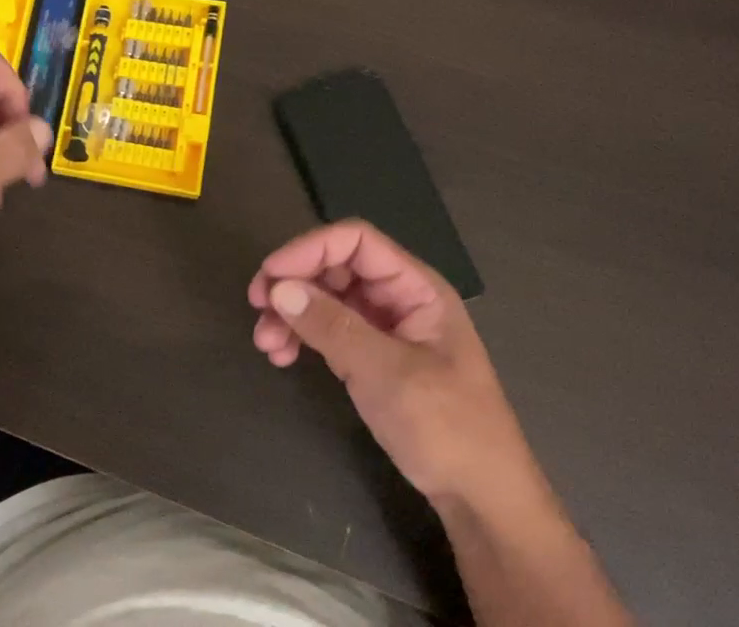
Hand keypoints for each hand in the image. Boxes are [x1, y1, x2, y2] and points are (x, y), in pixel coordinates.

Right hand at [248, 220, 540, 505]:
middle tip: (257, 308)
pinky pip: (327, 330)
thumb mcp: (387, 373)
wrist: (481, 496)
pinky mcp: (370, 357)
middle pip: (334, 267)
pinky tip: (281, 356)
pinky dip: (301, 337)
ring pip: (324, 299)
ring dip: (291, 313)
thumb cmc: (447, 427)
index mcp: (416, 289)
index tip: (270, 276)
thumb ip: (332, 326)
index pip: (355, 242)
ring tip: (266, 344)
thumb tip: (279, 288)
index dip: (309, 249)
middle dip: (293, 283)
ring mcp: (383, 329)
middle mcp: (398, 299)